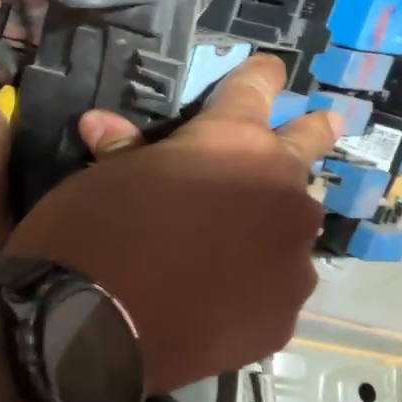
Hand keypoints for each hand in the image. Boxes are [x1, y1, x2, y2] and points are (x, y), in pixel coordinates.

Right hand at [5, 56, 341, 392]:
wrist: (83, 331)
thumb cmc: (84, 233)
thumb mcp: (97, 181)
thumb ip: (121, 152)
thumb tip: (100, 123)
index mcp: (232, 144)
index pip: (254, 90)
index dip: (257, 78)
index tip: (265, 70)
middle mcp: (281, 193)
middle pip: (308, 146)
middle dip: (307, 133)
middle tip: (318, 124)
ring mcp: (291, 261)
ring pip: (290, 228)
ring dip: (268, 223)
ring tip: (234, 240)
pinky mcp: (282, 317)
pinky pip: (273, 287)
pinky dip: (252, 282)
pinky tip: (218, 295)